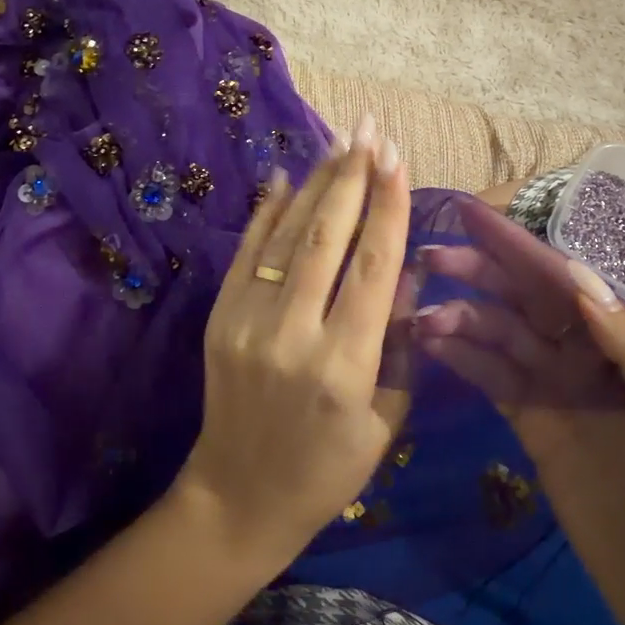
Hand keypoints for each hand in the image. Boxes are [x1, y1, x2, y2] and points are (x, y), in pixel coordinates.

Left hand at [174, 118, 414, 559]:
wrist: (240, 495)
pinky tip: (284, 177)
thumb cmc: (328, 469)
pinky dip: (267, 213)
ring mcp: (248, 322)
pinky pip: (247, 253)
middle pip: (327, 238)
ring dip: (315, 185)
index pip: (373, 267)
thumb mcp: (386, 419)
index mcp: (346, 365)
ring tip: (339, 142)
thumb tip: (405, 267)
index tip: (396, 157)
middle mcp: (294, 334)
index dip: (386, 206)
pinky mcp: (219, 318)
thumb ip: (399, 342)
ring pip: (287, 238)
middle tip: (369, 129)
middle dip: (352, 176)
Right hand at [415, 199, 624, 624]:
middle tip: (428, 257)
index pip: (569, 284)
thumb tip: (576, 276)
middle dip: (480, 274)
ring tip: (417, 314)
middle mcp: (593, 360)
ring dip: (461, 318)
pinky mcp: (535, 431)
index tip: (471, 214)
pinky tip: (428, 343)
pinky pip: (493, 382)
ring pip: (502, 338)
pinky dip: (462, 359)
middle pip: (527, 303)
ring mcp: (561, 395)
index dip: (521, 248)